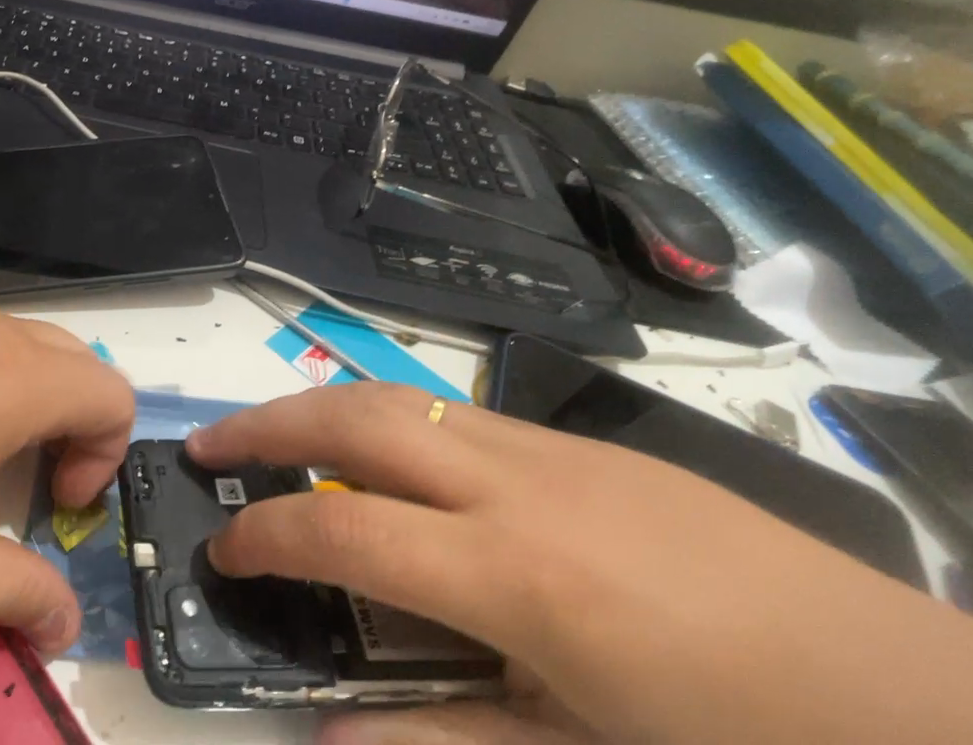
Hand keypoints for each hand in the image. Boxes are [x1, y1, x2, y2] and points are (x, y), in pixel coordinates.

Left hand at [0, 300, 132, 654]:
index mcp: (11, 379)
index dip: (106, 456)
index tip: (56, 506)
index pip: (111, 393)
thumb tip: (65, 624)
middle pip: (68, 360)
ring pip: (7, 345)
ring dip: (16, 402)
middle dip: (71, 424)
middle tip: (27, 485)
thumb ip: (17, 596)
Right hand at [186, 383, 972, 744]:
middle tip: (207, 447)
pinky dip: (388, 424)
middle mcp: (520, 488)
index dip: (266, 536)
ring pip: (400, 399)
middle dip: (265, 426)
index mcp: (517, 578)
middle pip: (355, 420)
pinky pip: (455, 415)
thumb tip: (327, 740)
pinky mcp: (587, 445)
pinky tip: (387, 463)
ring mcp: (556, 452)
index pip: (343, 528)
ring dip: (317, 409)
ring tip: (271, 435)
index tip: (223, 551)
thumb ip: (444, 739)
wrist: (916, 699)